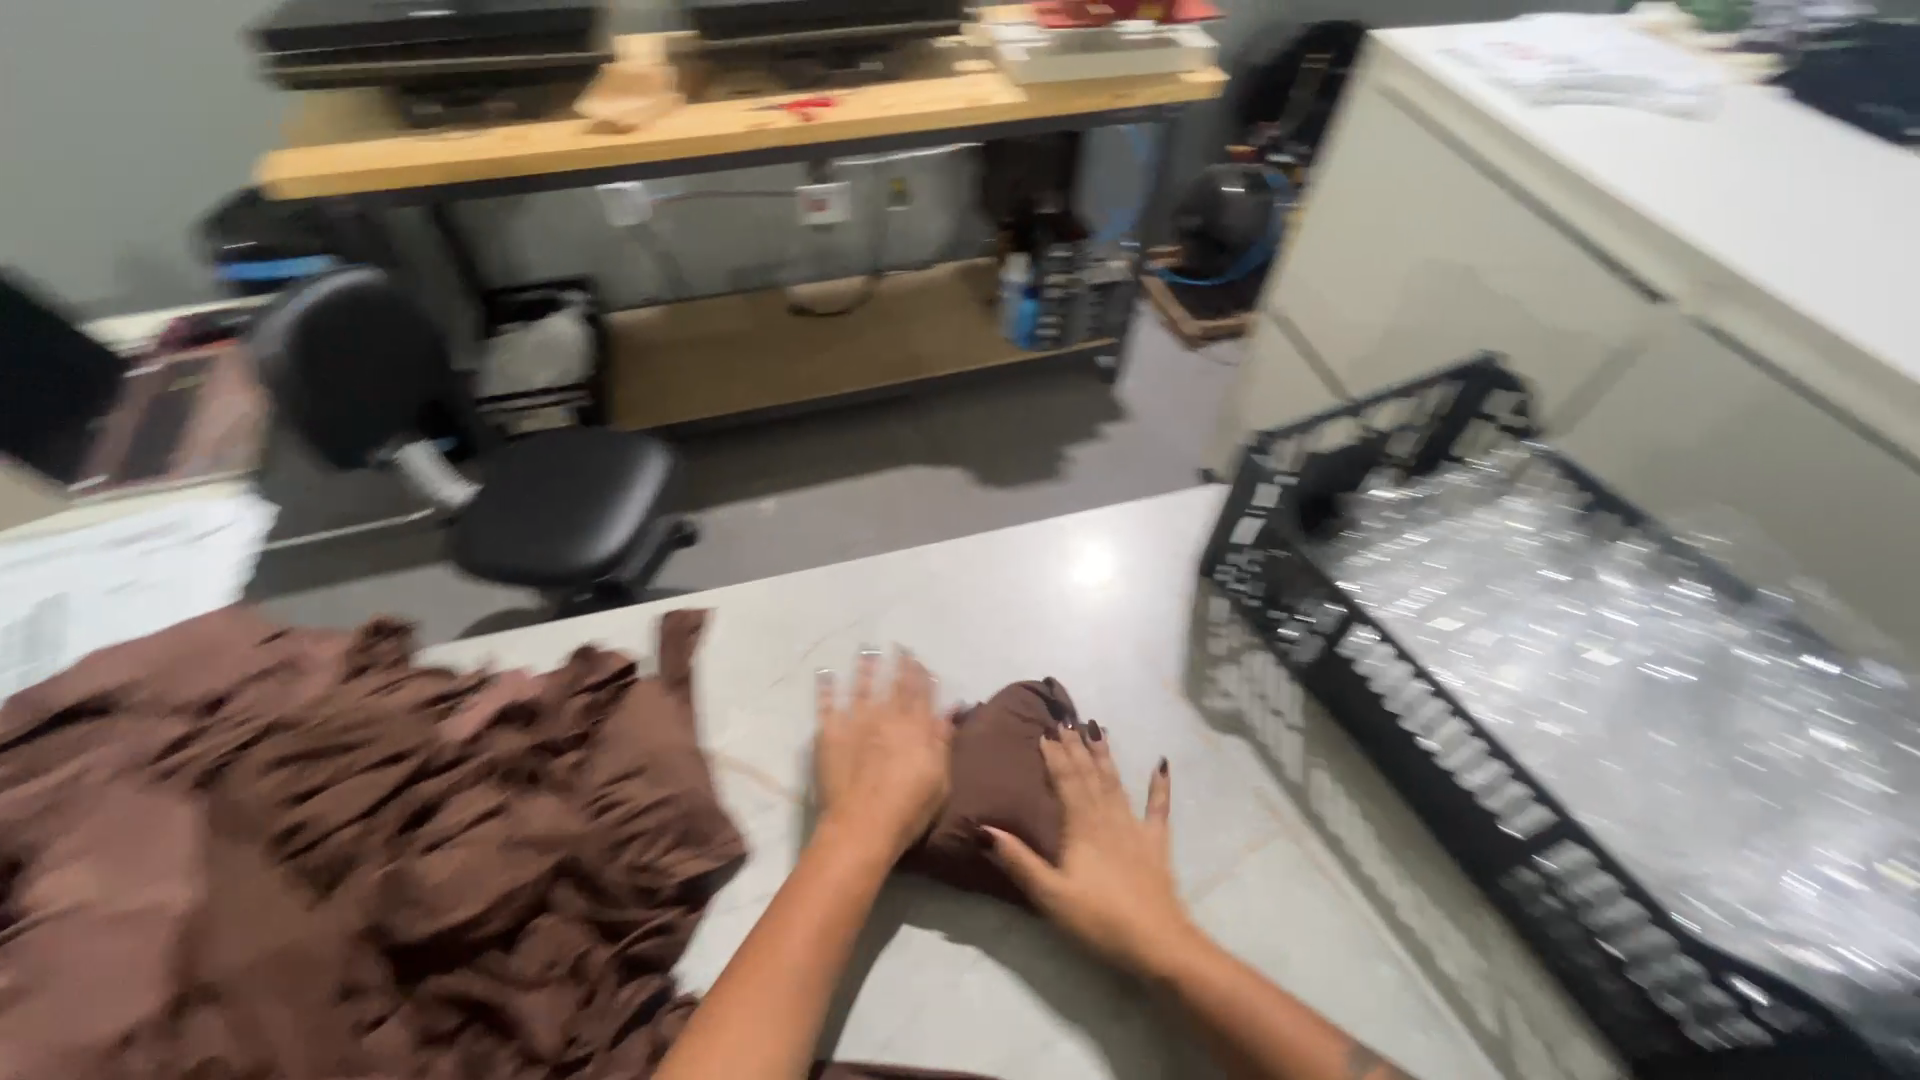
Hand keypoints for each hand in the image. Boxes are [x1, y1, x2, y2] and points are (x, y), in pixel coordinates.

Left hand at [813, 649, 953, 857]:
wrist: (862, 825)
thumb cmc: (908, 809)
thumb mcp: (940, 779)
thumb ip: (942, 741)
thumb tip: (948, 710)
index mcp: (916, 727)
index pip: (921, 692)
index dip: (921, 674)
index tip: (919, 660)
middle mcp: (887, 716)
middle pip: (894, 684)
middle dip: (897, 663)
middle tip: (898, 646)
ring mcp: (856, 721)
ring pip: (861, 686)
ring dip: (865, 667)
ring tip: (867, 650)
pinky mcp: (830, 733)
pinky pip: (827, 704)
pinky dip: (826, 687)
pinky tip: (825, 672)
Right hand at [983, 728, 1199, 976]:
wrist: (1156, 943)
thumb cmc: (1098, 919)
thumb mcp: (1050, 894)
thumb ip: (1019, 860)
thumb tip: (985, 828)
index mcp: (1081, 826)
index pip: (1065, 781)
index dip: (1055, 756)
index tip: (1045, 732)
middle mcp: (1107, 817)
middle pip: (1089, 775)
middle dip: (1076, 747)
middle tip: (1067, 720)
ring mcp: (1135, 828)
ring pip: (1116, 783)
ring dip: (1105, 756)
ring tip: (1098, 729)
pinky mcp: (1156, 843)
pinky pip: (1159, 807)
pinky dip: (1160, 784)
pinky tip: (1162, 764)